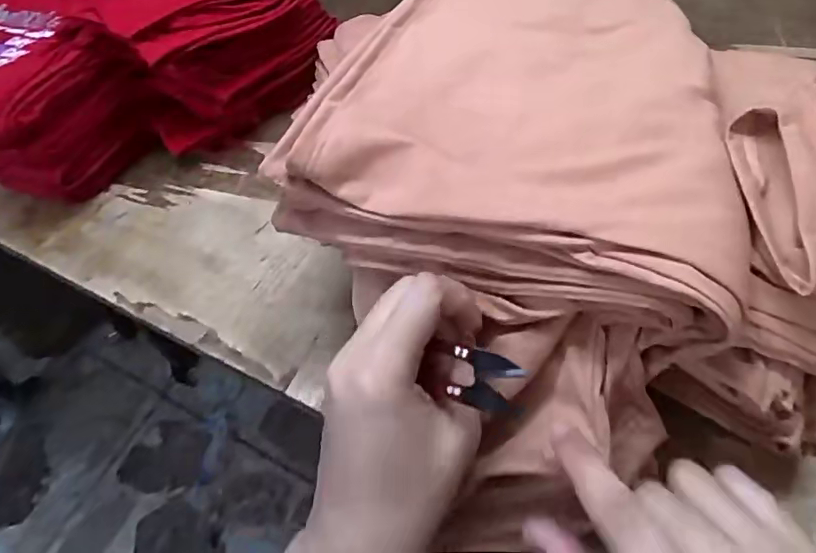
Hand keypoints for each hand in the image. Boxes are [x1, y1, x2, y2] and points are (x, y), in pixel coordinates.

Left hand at [291, 273, 484, 552]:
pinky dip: (406, 332)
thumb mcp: (460, 434)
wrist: (355, 538)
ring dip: (424, 317)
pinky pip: (378, 326)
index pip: (423, 290)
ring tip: (446, 361)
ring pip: (390, 303)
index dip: (459, 299)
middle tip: (465, 343)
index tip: (476, 333)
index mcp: (381, 366)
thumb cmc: (414, 494)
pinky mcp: (339, 368)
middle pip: (403, 287)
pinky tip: (423, 370)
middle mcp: (353, 350)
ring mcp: (340, 357)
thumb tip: (466, 348)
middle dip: (442, 303)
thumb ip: (469, 376)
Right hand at [525, 430, 815, 552]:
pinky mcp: (798, 535)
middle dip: (635, 513)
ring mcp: (763, 541)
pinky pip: (737, 479)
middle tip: (640, 547)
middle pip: (649, 492)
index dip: (584, 467)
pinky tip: (724, 526)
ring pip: (690, 474)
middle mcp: (714, 550)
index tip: (561, 430)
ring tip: (686, 538)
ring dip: (677, 498)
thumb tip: (535, 524)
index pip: (618, 510)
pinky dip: (721, 493)